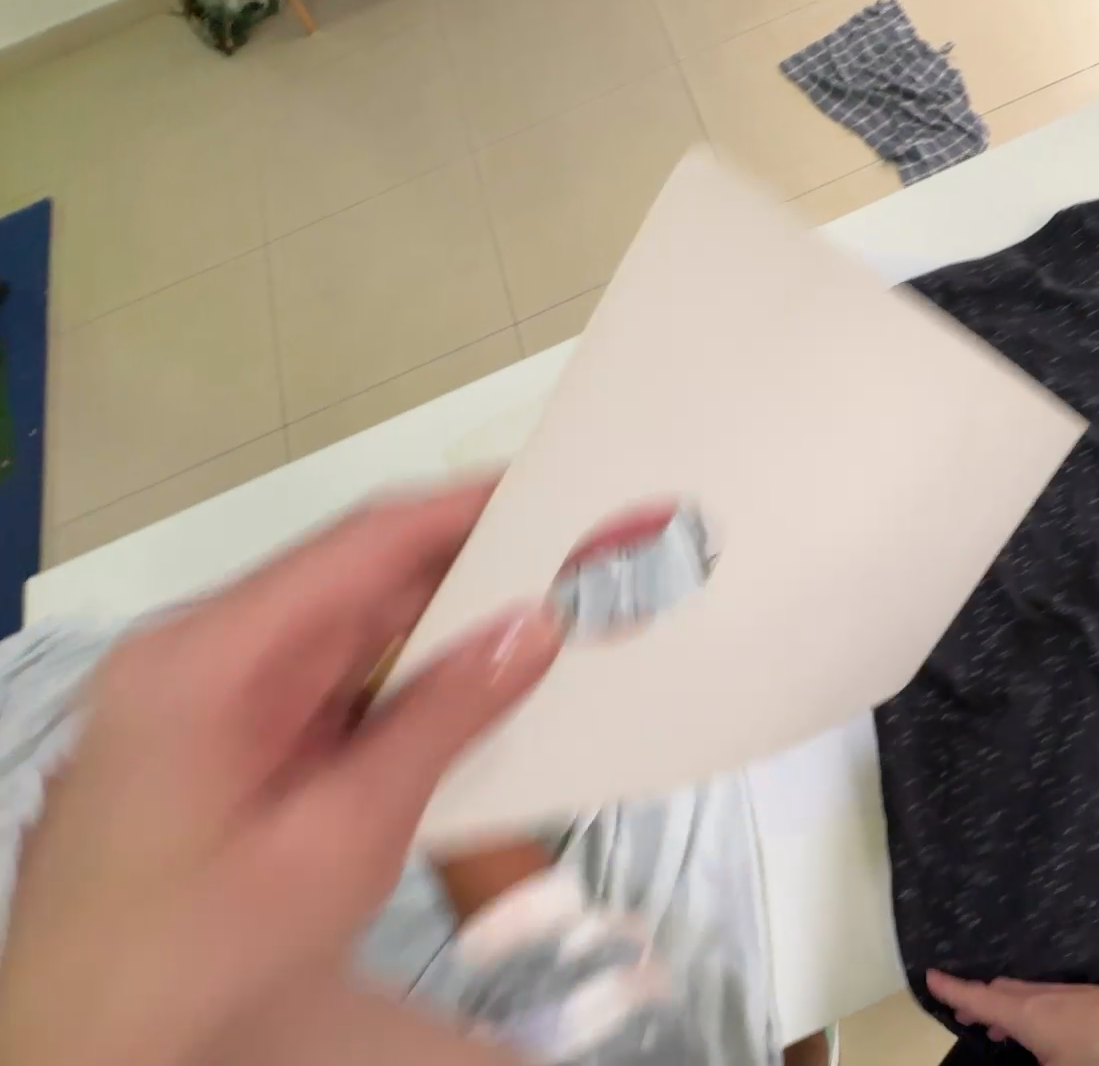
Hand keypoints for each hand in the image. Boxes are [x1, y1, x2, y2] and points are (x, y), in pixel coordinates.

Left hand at [0, 481, 565, 1065]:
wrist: (109, 1044)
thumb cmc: (210, 940)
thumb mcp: (346, 828)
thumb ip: (444, 717)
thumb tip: (541, 625)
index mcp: (214, 658)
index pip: (364, 544)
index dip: (469, 505)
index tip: (559, 488)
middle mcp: (222, 649)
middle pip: (375, 573)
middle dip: (488, 558)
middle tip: (589, 551)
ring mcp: (241, 684)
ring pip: (378, 617)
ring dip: (471, 612)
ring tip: (568, 602)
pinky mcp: (265, 718)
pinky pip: (369, 664)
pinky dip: (442, 661)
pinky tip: (504, 668)